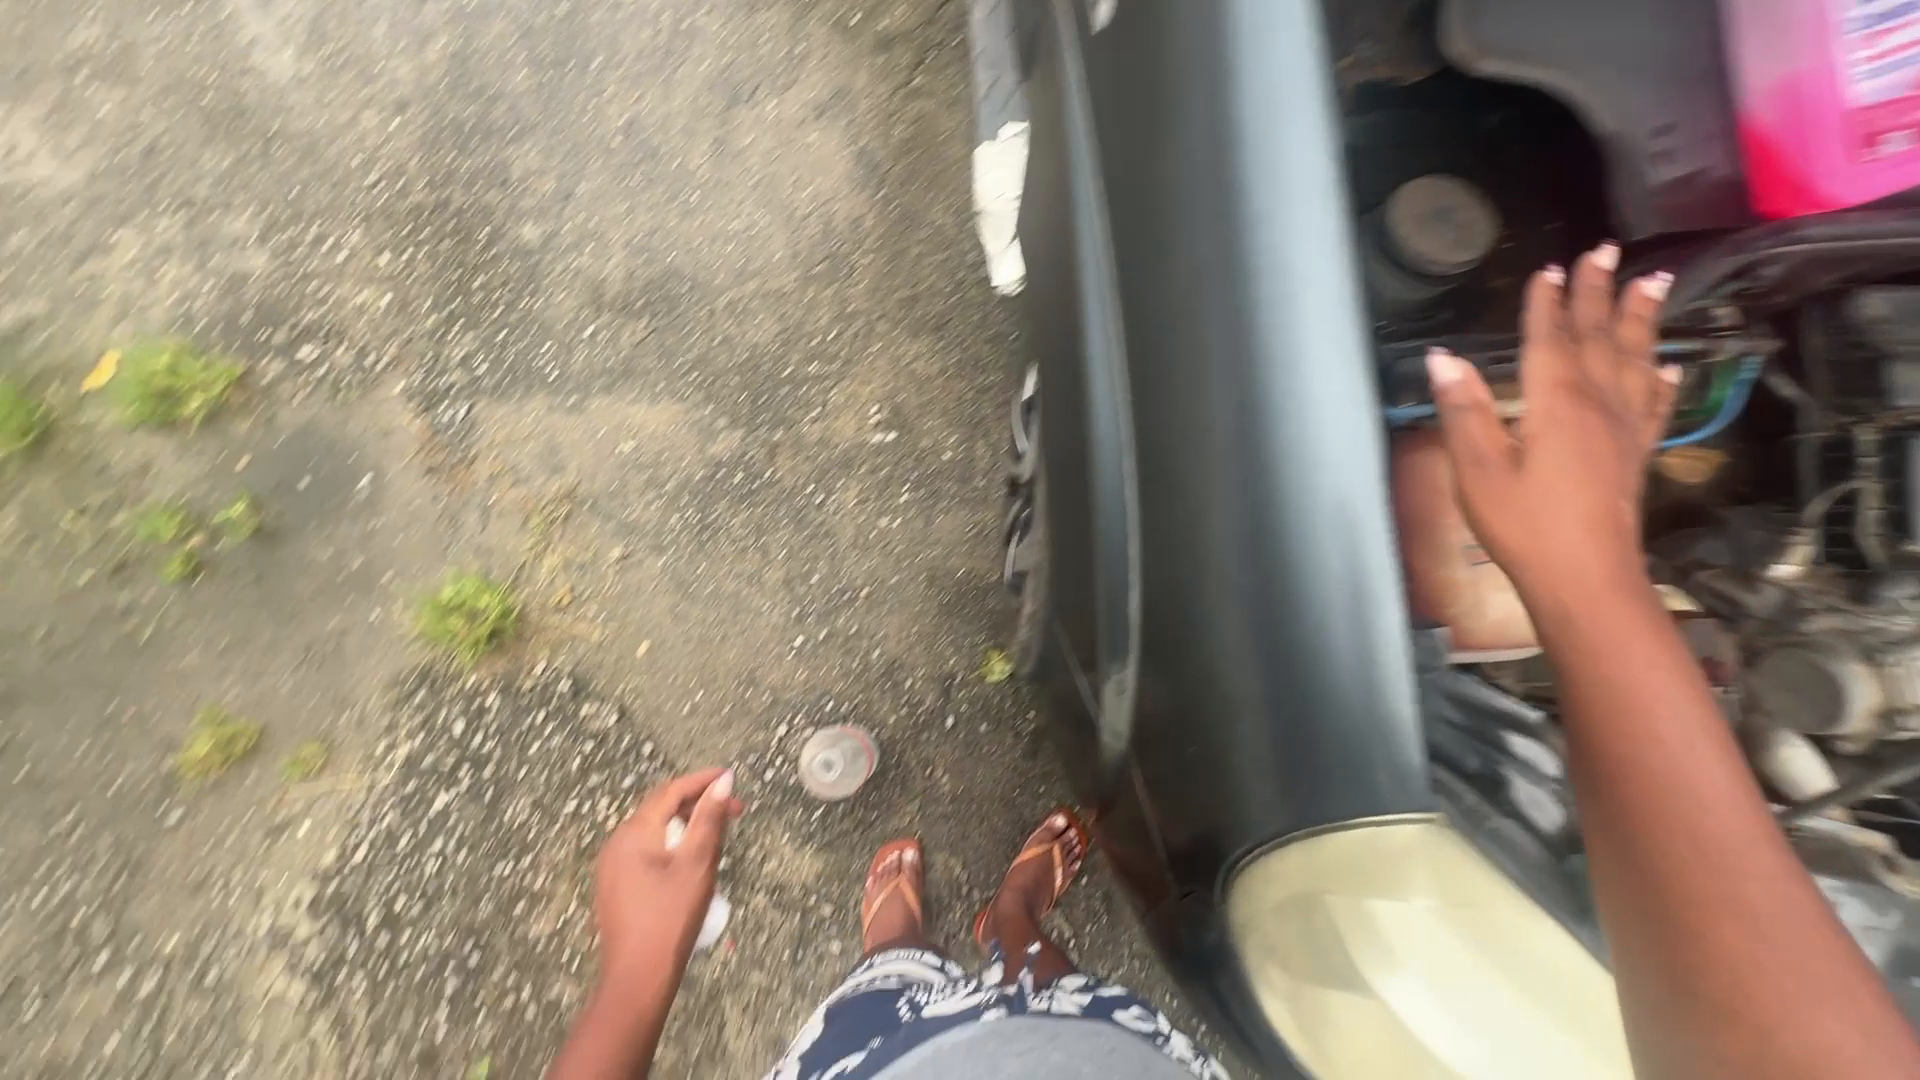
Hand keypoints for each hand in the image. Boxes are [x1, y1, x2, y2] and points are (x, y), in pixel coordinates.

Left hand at [592, 767, 744, 986]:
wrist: (637, 981)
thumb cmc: (670, 918)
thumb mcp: (697, 863)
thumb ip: (709, 818)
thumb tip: (723, 781)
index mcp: (633, 834)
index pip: (670, 792)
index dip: (702, 781)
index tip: (732, 777)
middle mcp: (617, 845)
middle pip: (661, 810)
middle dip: (698, 805)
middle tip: (735, 811)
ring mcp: (613, 869)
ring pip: (656, 833)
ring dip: (688, 826)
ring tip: (718, 835)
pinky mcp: (617, 888)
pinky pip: (649, 853)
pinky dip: (674, 846)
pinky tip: (693, 862)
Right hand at [1425, 243, 1681, 595]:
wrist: (1584, 575)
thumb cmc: (1521, 523)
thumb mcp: (1477, 470)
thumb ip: (1464, 411)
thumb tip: (1444, 359)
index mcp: (1556, 405)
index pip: (1550, 341)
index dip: (1547, 305)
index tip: (1551, 268)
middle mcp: (1597, 405)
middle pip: (1598, 339)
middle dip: (1599, 294)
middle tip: (1607, 251)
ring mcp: (1622, 429)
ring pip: (1633, 360)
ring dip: (1639, 319)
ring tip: (1651, 282)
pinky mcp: (1634, 453)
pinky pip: (1652, 403)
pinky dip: (1660, 376)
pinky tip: (1669, 362)